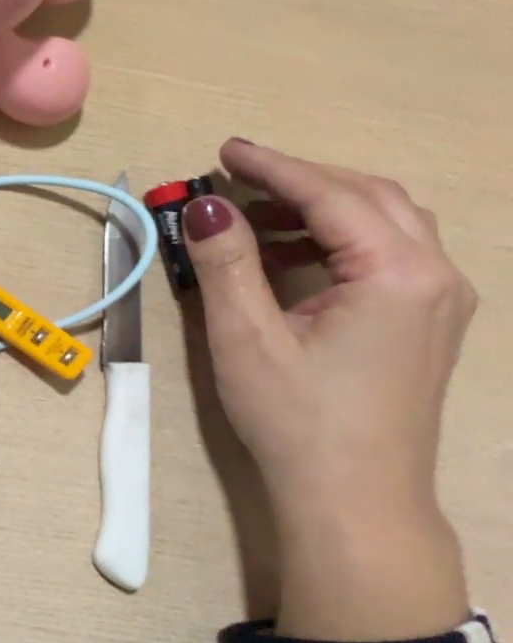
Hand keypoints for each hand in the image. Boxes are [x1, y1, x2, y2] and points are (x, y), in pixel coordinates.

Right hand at [186, 139, 473, 639]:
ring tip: (251, 216)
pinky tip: (287, 258)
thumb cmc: (294, 416)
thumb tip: (204, 207)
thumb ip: (228, 265)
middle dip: (302, 179)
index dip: (274, 168)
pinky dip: (335, 240)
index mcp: (397, 272)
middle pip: (372, 198)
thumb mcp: (246, 338)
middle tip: (235, 177)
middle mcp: (435, 274)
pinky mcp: (425, 322)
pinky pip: (387, 255)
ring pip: (385, 224)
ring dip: (320, 208)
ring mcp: (439, 299)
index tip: (225, 150)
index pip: (333, 196)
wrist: (351, 492)